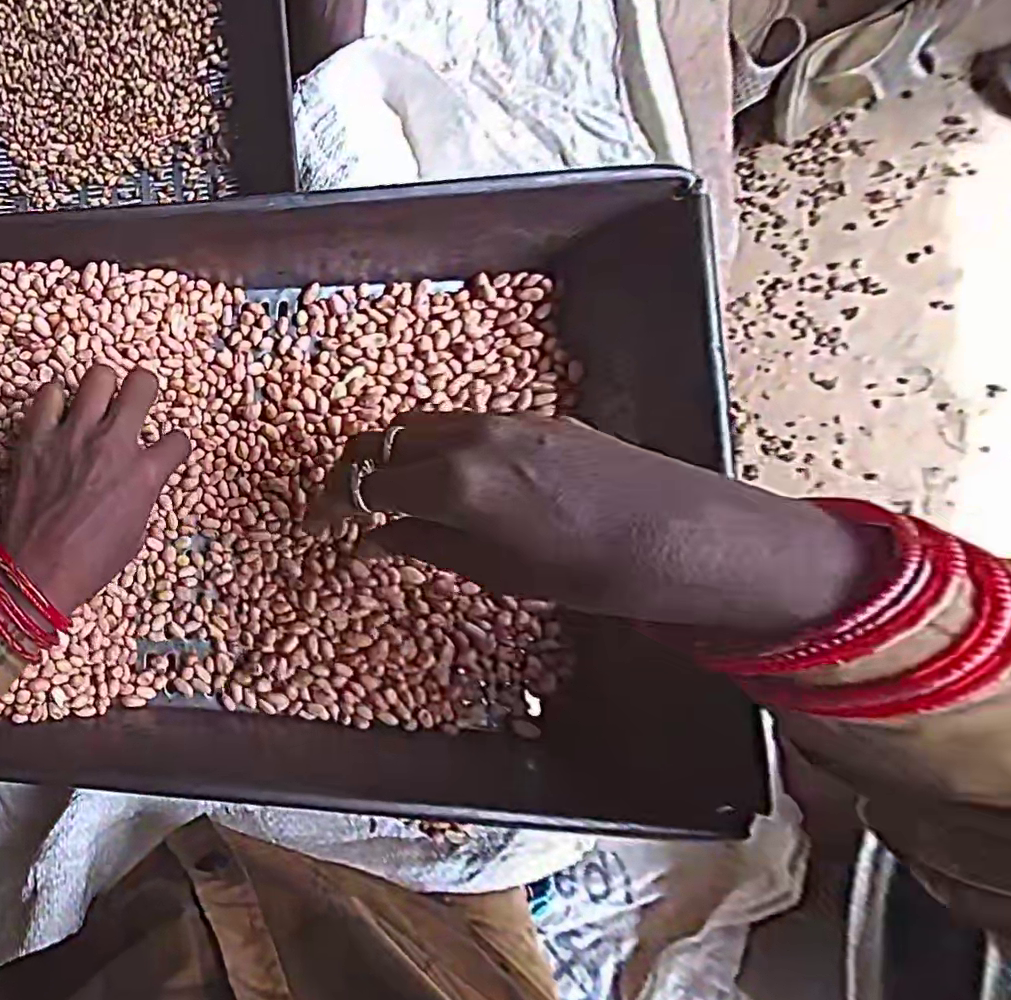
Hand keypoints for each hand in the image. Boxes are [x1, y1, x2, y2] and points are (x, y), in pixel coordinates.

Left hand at [0, 364, 192, 613]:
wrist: (35, 574)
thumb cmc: (88, 565)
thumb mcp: (134, 536)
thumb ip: (141, 497)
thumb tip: (139, 483)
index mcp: (145, 474)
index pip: (178, 439)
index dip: (174, 445)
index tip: (165, 450)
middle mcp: (114, 444)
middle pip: (142, 383)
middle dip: (143, 390)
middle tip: (133, 402)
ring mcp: (73, 436)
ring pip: (98, 376)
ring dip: (101, 388)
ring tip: (94, 404)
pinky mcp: (37, 437)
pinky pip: (48, 394)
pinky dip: (55, 400)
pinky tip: (56, 416)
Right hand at [304, 413, 880, 636]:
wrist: (698, 537)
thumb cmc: (587, 571)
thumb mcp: (492, 570)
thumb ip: (420, 544)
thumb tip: (369, 540)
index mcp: (452, 481)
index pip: (365, 483)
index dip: (330, 505)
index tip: (313, 525)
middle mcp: (468, 437)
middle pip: (379, 440)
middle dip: (350, 472)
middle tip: (344, 506)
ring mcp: (503, 420)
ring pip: (416, 425)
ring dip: (389, 454)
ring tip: (388, 492)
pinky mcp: (532, 417)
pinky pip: (457, 423)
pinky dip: (429, 446)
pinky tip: (442, 479)